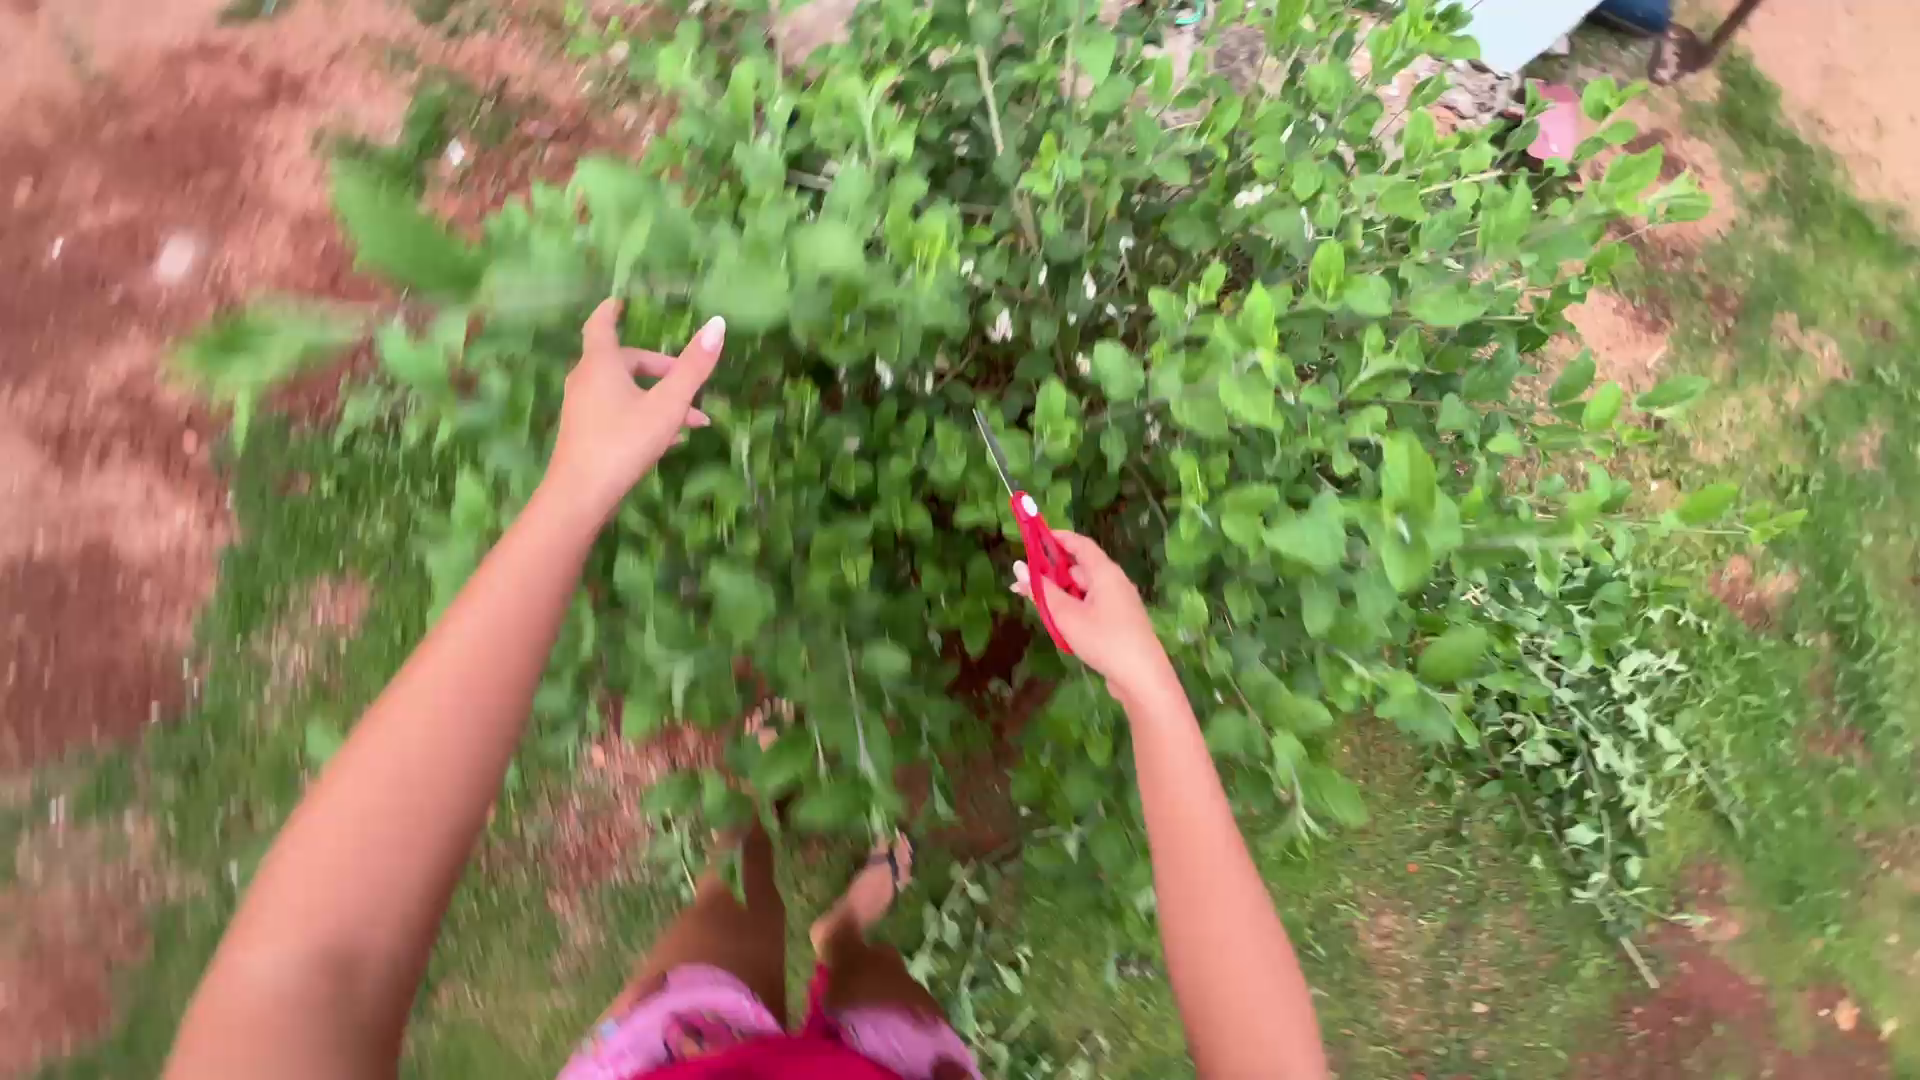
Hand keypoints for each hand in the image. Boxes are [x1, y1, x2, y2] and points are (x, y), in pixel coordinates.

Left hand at [541, 299, 723, 522]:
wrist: (582, 492)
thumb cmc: (624, 440)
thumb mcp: (668, 404)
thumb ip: (693, 368)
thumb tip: (717, 324)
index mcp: (601, 364)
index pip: (602, 324)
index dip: (612, 311)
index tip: (621, 302)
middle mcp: (587, 379)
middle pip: (625, 362)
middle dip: (661, 369)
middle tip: (690, 381)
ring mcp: (584, 407)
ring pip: (626, 391)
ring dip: (659, 398)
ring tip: (693, 421)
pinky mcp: (586, 432)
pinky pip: (619, 411)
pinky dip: (645, 414)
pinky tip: (671, 439)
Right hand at [1011, 530, 1176, 702]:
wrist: (1142, 678)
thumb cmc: (1103, 640)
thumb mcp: (1066, 615)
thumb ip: (1041, 591)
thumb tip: (1018, 567)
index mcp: (1105, 572)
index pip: (1079, 544)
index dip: (1056, 538)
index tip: (1033, 539)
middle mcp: (1114, 582)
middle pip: (1079, 568)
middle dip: (1051, 574)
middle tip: (1024, 585)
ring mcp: (1118, 603)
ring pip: (1083, 590)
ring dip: (1060, 595)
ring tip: (1039, 609)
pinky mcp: (1119, 622)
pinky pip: (1091, 605)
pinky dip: (1073, 608)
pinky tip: (1060, 625)